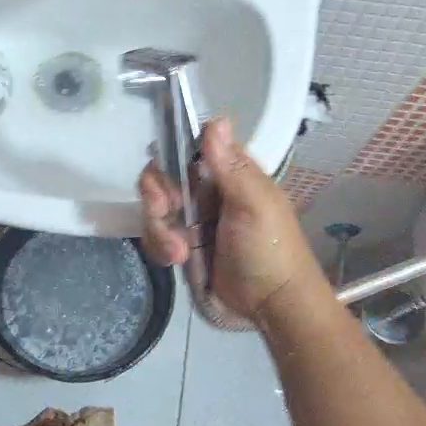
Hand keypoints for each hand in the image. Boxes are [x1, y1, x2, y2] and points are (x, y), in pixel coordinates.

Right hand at [139, 117, 327, 323]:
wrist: (271, 306)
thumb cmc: (271, 251)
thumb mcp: (255, 206)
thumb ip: (231, 167)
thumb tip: (215, 120)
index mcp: (230, 173)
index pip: (189, 147)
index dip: (171, 156)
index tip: (171, 178)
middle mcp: (207, 191)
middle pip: (162, 176)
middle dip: (156, 196)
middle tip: (167, 213)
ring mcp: (192, 219)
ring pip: (154, 208)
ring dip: (159, 229)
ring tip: (179, 253)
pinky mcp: (181, 245)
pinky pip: (155, 235)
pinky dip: (158, 246)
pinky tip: (175, 260)